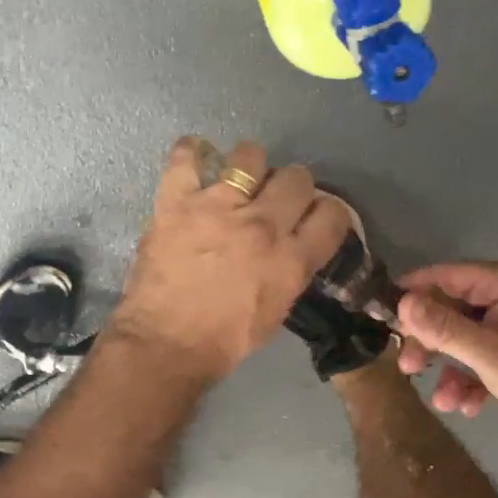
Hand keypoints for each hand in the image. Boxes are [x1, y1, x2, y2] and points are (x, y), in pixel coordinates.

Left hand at [107, 137, 351, 382]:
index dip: (327, 212)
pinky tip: (195, 157)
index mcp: (291, 260)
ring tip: (238, 179)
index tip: (313, 216)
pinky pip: (186, 158)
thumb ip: (291, 271)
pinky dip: (191, 152)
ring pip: (250, 156)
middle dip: (292, 186)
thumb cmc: (223, 341)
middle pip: (297, 178)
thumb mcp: (276, 310)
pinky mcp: (178, 202)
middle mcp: (262, 225)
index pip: (333, 214)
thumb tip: (294, 247)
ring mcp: (218, 208)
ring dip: (250, 165)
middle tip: (275, 199)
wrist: (165, 345)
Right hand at [395, 262, 497, 437]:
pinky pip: (488, 353)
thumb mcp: (489, 355)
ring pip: (468, 337)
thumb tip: (402, 303)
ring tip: (442, 401)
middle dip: (430, 342)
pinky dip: (474, 376)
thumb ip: (443, 328)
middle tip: (408, 368)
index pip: (445, 276)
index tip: (383, 318)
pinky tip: (468, 405)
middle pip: (453, 309)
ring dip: (451, 368)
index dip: (412, 295)